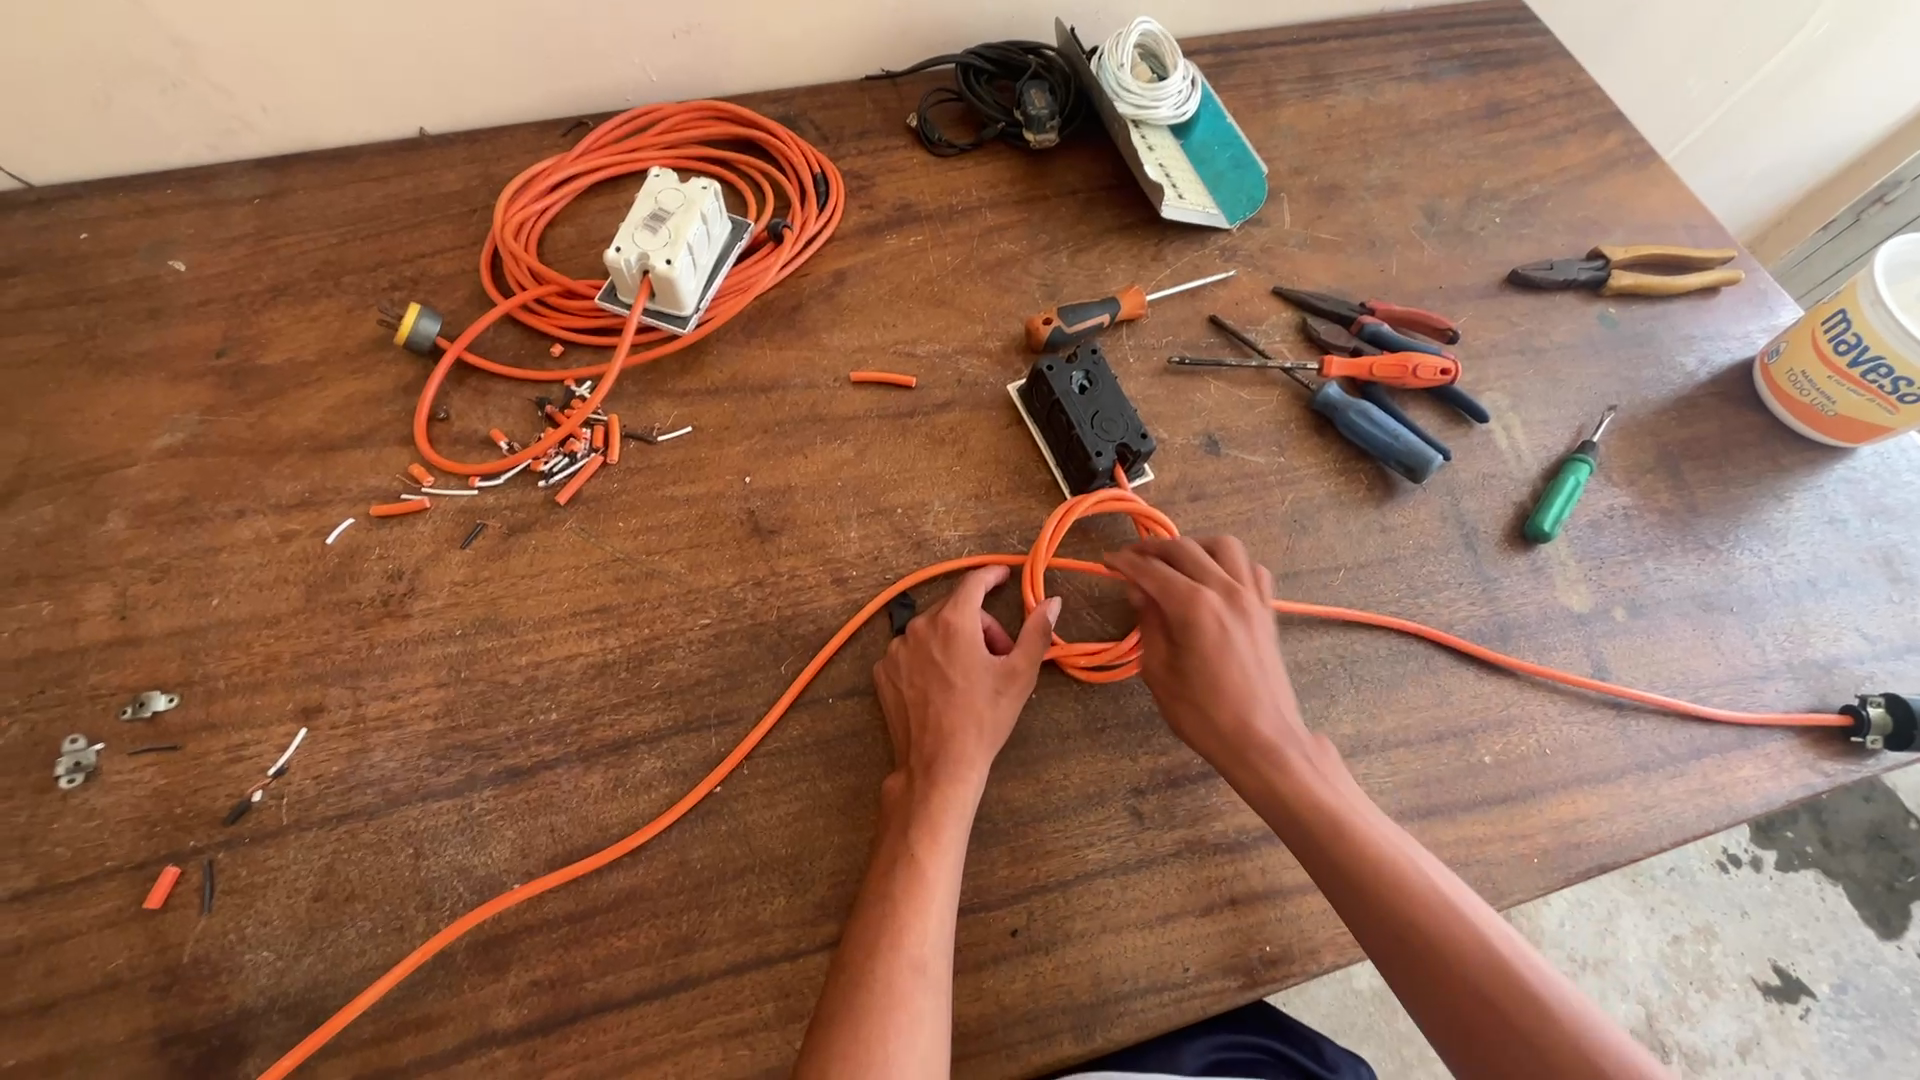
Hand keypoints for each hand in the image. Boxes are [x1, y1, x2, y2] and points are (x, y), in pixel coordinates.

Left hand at [873, 565, 1061, 794]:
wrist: (939, 766)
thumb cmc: (983, 720)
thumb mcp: (1019, 675)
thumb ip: (1037, 631)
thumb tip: (1051, 601)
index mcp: (952, 621)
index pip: (973, 582)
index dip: (991, 575)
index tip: (1003, 576)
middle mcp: (918, 628)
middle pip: (955, 610)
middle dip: (980, 626)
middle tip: (998, 658)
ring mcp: (895, 651)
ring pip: (932, 632)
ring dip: (953, 642)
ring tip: (969, 678)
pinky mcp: (883, 673)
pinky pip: (911, 653)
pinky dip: (928, 660)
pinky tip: (942, 688)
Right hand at [1104, 537, 1311, 771]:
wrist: (1262, 740)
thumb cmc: (1203, 714)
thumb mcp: (1159, 672)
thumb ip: (1148, 623)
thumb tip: (1139, 591)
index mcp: (1193, 606)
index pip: (1150, 570)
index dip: (1124, 562)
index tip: (1107, 560)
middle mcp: (1225, 590)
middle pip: (1184, 549)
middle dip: (1152, 549)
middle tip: (1131, 558)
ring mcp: (1251, 597)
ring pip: (1223, 546)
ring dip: (1195, 547)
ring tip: (1175, 562)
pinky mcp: (1267, 609)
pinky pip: (1251, 568)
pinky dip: (1229, 564)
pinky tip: (1215, 579)